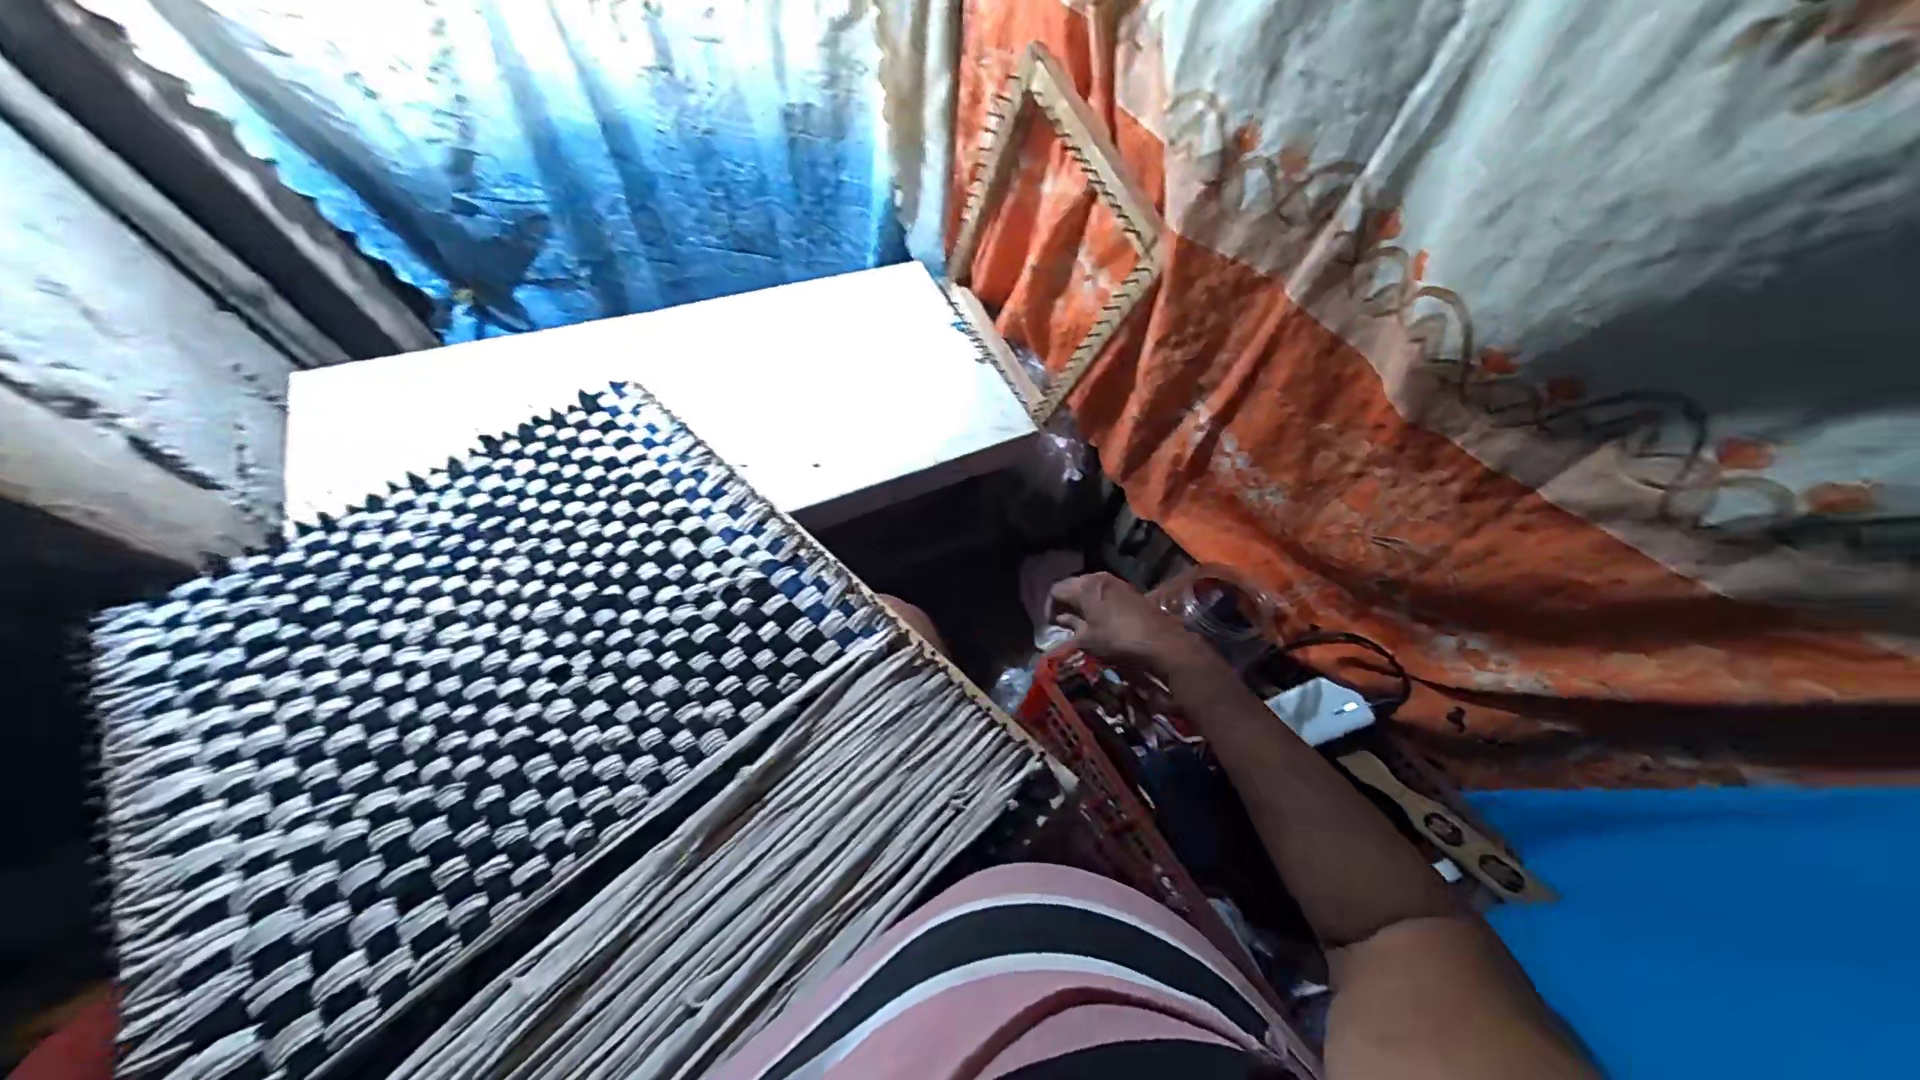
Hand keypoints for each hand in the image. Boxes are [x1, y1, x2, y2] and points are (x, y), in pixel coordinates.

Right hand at [1047, 572, 1206, 673]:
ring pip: (1090, 587)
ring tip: (1080, 620)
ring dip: (1082, 601)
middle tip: (1062, 620)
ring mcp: (1117, 582)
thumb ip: (1070, 626)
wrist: (1161, 642)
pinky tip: (1100, 618)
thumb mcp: (1087, 640)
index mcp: (1084, 587)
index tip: (1050, 624)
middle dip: (1065, 601)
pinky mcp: (1130, 590)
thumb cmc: (1117, 640)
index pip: (1055, 590)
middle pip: (1072, 585)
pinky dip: (1097, 602)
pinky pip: (1105, 592)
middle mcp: (1099, 578)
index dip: (1049, 607)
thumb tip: (1061, 619)